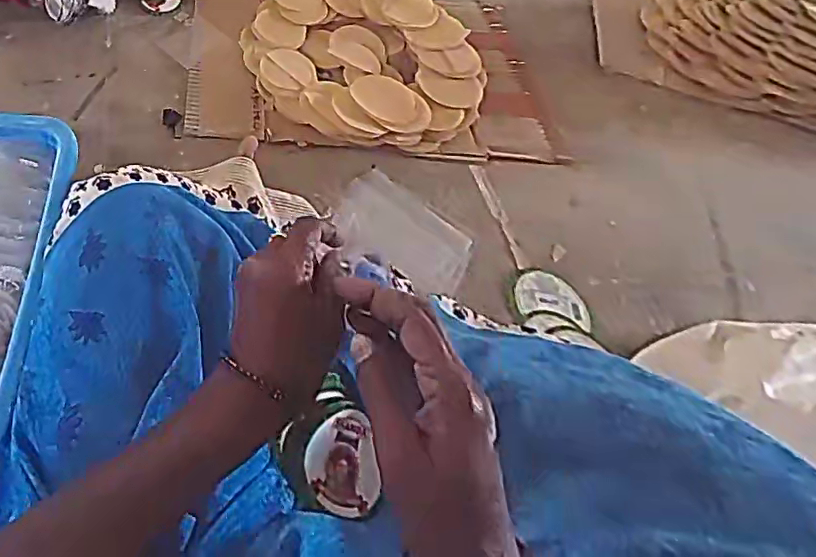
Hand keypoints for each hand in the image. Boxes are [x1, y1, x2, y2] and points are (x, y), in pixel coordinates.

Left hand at [228, 218, 346, 409]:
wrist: (257, 386)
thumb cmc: (300, 353)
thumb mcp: (330, 315)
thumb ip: (333, 277)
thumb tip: (331, 256)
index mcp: (285, 262)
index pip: (305, 227)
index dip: (326, 229)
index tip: (341, 242)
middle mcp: (262, 259)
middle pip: (290, 240)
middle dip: (311, 250)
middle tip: (332, 272)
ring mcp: (248, 272)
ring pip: (278, 254)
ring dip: (296, 263)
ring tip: (315, 289)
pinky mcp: (242, 287)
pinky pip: (267, 269)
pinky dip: (283, 275)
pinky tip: (297, 298)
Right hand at [333, 277, 516, 556]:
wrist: (474, 556)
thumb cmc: (433, 507)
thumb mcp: (396, 449)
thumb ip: (379, 387)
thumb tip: (361, 337)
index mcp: (452, 388)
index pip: (415, 321)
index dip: (377, 296)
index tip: (341, 286)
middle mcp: (463, 383)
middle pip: (424, 322)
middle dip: (383, 300)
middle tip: (343, 293)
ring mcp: (462, 395)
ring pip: (425, 339)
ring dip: (389, 319)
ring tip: (349, 311)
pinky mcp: (455, 408)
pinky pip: (425, 362)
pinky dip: (397, 344)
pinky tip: (371, 343)